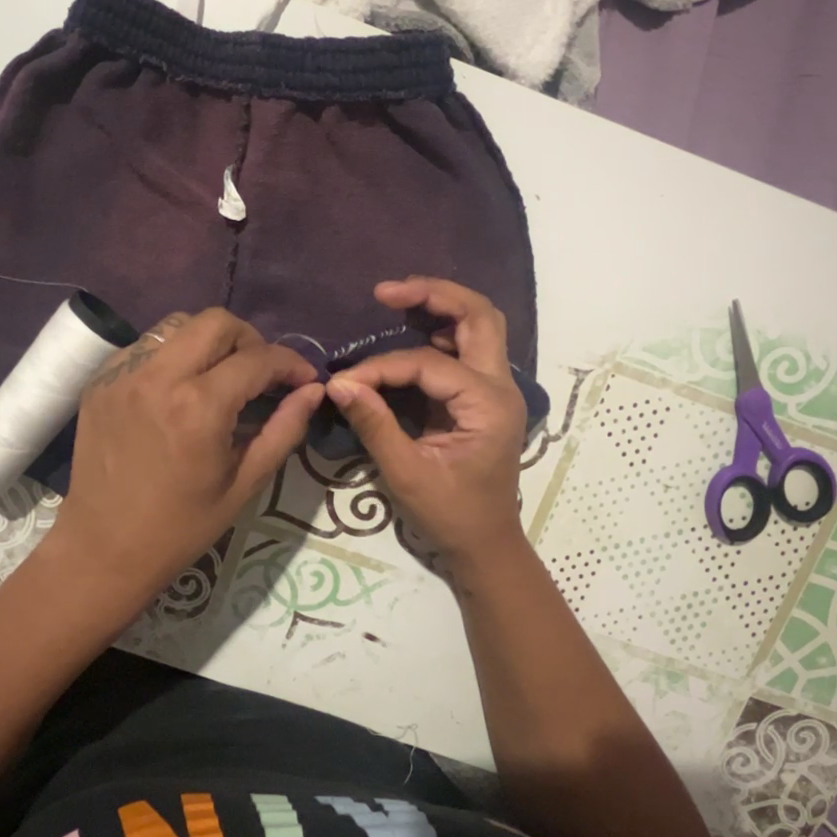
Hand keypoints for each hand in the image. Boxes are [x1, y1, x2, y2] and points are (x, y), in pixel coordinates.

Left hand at [50, 308, 323, 602]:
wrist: (103, 549)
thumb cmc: (181, 527)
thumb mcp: (244, 484)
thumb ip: (283, 430)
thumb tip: (313, 391)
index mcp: (199, 407)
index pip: (258, 359)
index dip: (291, 363)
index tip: (304, 379)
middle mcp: (158, 376)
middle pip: (216, 322)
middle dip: (250, 340)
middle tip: (260, 374)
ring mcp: (123, 373)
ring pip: (177, 326)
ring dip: (208, 343)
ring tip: (219, 378)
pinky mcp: (100, 380)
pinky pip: (146, 347)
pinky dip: (171, 356)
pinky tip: (179, 390)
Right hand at [326, 277, 530, 572]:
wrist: (485, 544)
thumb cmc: (449, 514)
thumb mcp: (406, 473)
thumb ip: (374, 424)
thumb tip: (337, 384)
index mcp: (485, 405)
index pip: (427, 363)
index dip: (380, 367)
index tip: (342, 382)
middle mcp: (499, 387)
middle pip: (479, 316)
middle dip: (434, 295)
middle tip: (386, 291)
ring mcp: (496, 390)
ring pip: (480, 326)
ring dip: (442, 307)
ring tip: (397, 300)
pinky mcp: (483, 398)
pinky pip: (468, 350)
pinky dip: (442, 333)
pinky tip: (412, 333)